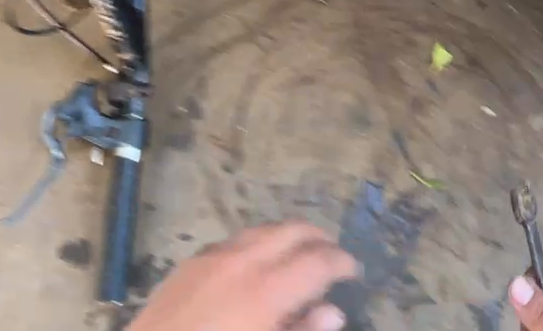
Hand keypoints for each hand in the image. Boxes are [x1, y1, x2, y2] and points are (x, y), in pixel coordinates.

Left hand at [128, 222, 359, 330]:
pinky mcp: (188, 264)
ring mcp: (212, 258)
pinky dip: (257, 245)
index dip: (341, 262)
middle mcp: (241, 262)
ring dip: (287, 238)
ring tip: (299, 256)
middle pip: (292, 231)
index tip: (354, 270)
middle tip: (333, 256)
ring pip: (262, 230)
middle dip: (318, 238)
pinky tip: (257, 266)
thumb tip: (332, 311)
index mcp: (264, 292)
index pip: (317, 262)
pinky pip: (234, 241)